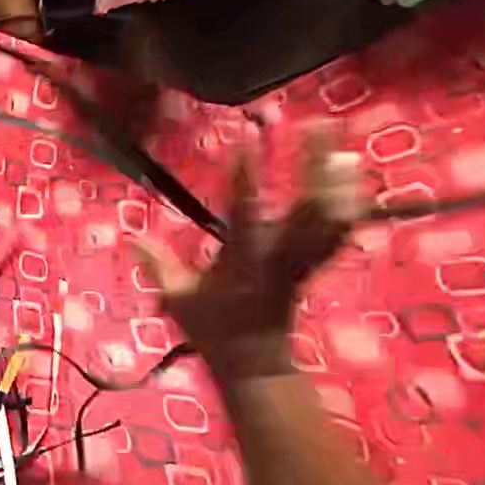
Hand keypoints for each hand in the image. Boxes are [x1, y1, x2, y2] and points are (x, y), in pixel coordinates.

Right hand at [132, 124, 363, 381]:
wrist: (253, 359)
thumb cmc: (211, 329)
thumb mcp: (176, 299)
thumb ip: (157, 266)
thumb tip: (132, 239)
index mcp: (243, 261)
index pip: (246, 211)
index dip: (246, 175)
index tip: (245, 142)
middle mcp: (280, 256)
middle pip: (308, 206)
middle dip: (313, 165)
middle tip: (317, 124)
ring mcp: (302, 261)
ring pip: (332, 217)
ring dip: (339, 182)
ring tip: (342, 147)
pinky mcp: (313, 265)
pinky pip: (338, 232)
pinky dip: (349, 205)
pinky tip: (352, 183)